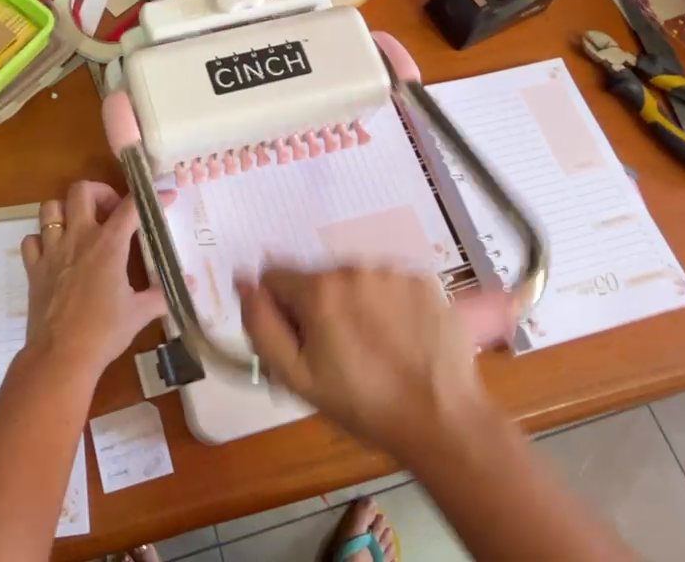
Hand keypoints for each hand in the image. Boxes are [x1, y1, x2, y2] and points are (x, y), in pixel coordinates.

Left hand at [20, 181, 166, 379]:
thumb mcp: (139, 313)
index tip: (167, 196)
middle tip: (111, 210)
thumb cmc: (104, 332)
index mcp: (108, 245)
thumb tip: (190, 283)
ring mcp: (52, 251)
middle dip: (99, 192)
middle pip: (82, 190)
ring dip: (66, 210)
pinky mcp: (33, 268)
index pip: (131, 207)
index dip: (152, 196)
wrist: (61, 356)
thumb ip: (163, 294)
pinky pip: (31, 240)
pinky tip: (54, 252)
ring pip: (51, 208)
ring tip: (80, 225)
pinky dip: (42, 240)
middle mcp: (78, 238)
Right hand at [237, 267, 514, 461]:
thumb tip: (243, 282)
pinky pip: (388, 282)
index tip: (300, 340)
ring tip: (374, 345)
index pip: (274, 277)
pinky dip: (387, 302)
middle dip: (318, 305)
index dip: (280, 309)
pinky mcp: (423, 278)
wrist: (441, 418)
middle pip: (316, 278)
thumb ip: (261, 324)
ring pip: (353, 279)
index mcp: (317, 288)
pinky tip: (399, 336)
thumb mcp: (296, 377)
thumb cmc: (362, 403)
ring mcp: (391, 270)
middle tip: (338, 350)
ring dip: (353, 302)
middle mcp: (352, 267)